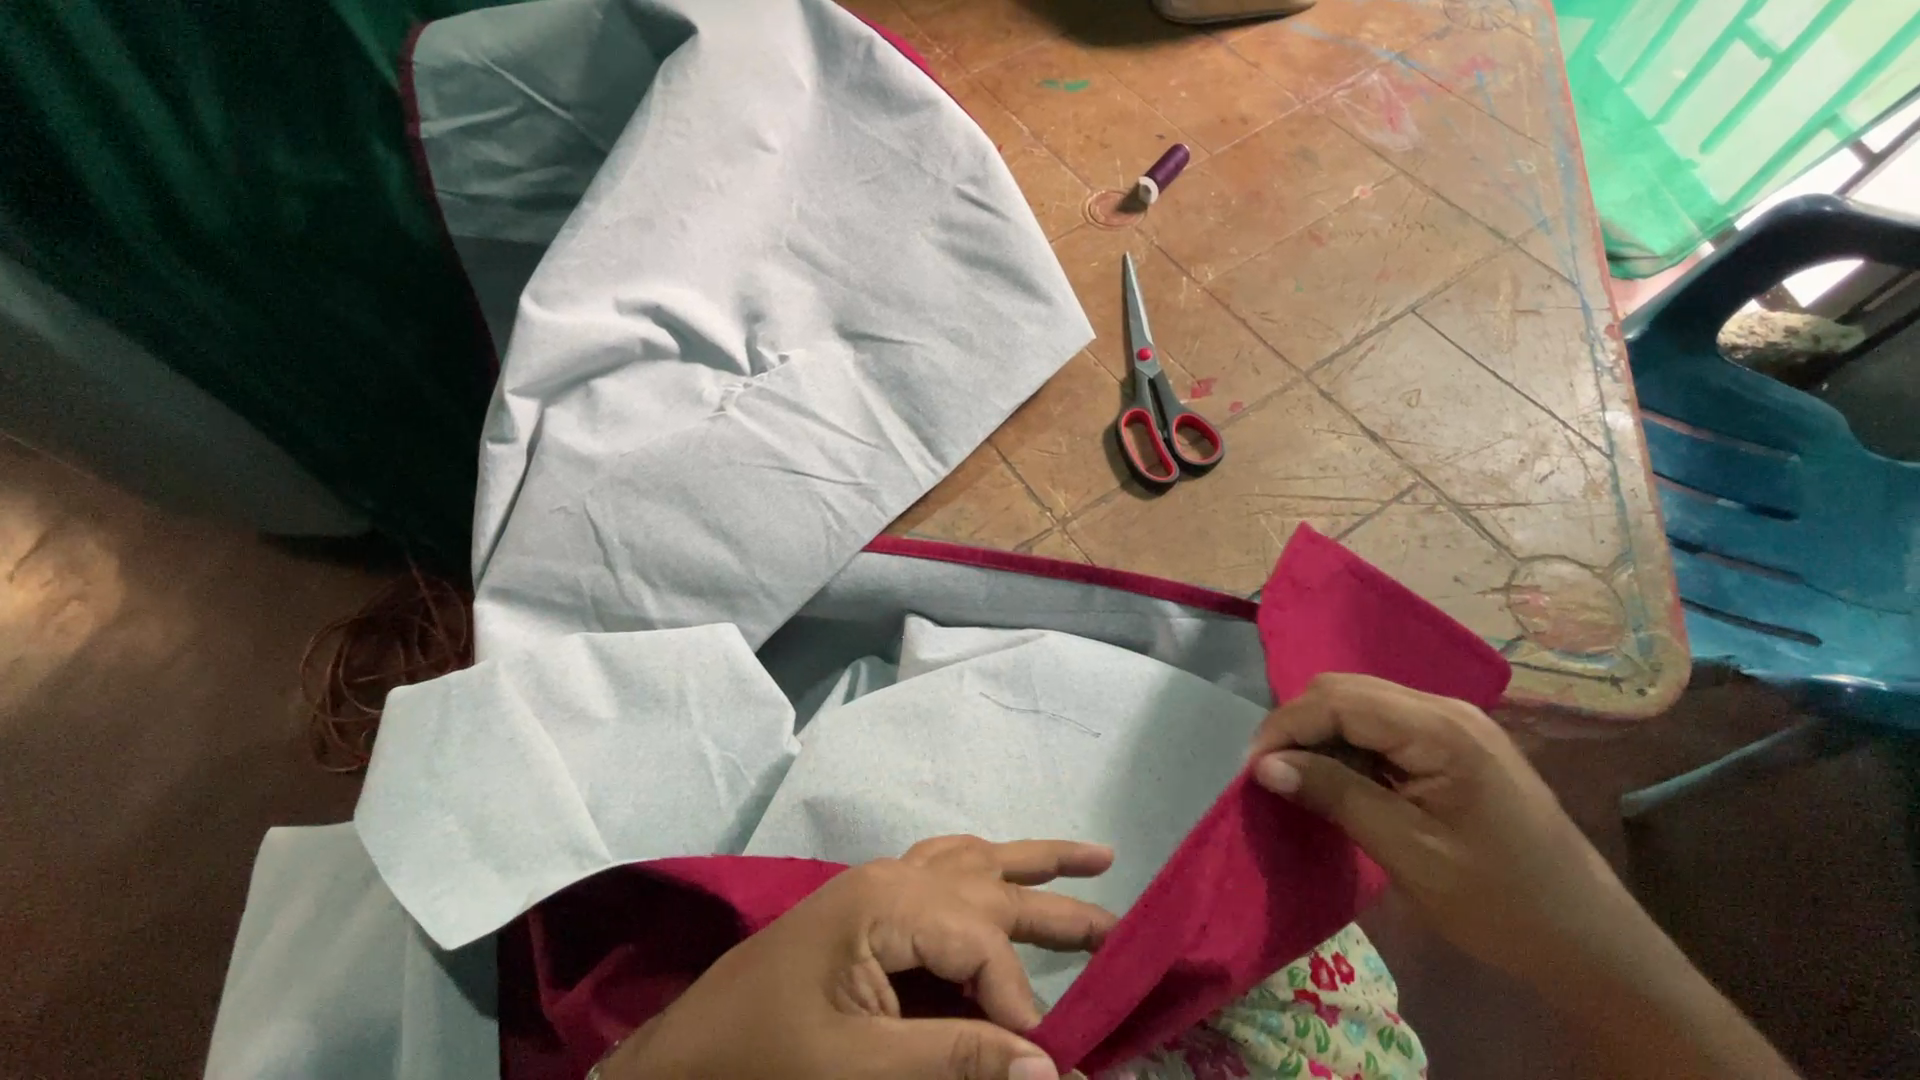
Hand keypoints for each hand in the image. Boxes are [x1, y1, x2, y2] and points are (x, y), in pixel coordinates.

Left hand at [601, 836, 1116, 1079]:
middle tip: (1126, 926)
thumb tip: (1051, 1071)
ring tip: (1094, 857)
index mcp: (888, 904)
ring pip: (975, 860)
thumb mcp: (861, 1068)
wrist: (684, 1055)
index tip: (1042, 1062)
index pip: (984, 947)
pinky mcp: (869, 901)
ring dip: (1033, 862)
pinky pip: (942, 866)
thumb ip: (956, 1059)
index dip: (1019, 1007)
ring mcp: (879, 884)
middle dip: (1062, 907)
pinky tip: (997, 867)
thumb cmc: (764, 1059)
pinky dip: (982, 865)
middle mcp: (892, 878)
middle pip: (994, 886)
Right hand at [1247, 674, 1798, 1078]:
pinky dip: (1348, 747)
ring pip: (1361, 704)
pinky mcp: (1455, 745)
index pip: (1338, 699)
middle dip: (1298, 726)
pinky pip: (1383, 727)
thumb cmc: (1500, 902)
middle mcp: (1447, 710)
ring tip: (1298, 782)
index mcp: (1441, 729)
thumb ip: (1335, 796)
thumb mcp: (1407, 852)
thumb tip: (1264, 766)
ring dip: (1321, 736)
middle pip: (1346, 690)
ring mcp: (1455, 725)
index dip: (1285, 727)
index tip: (1251, 772)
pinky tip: (1339, 783)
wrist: (1589, 943)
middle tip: (1270, 776)